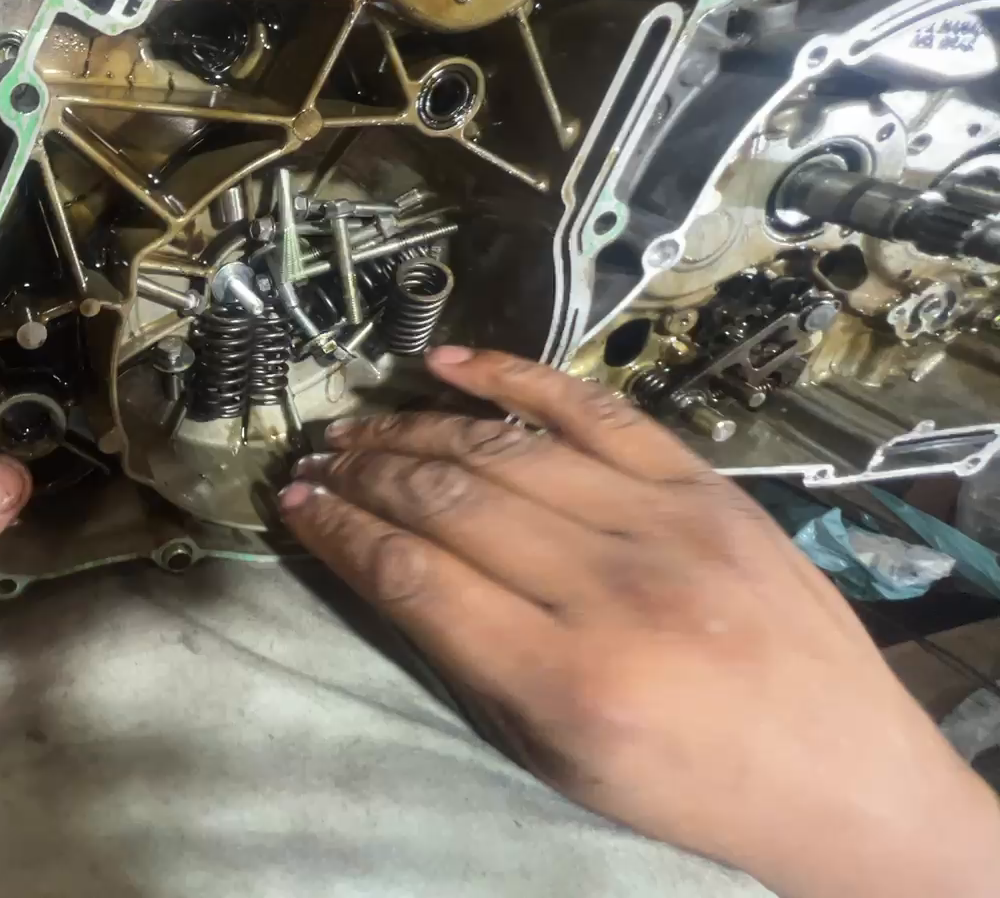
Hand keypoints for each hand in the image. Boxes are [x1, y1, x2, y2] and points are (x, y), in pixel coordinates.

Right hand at [281, 346, 999, 897]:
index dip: (336, 529)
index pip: (411, 575)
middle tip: (314, 465)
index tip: (293, 504)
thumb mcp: (543, 746)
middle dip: (360, 476)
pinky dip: (507, 376)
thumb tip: (363, 551)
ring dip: (407, 430)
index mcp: (570, 678)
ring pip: (497, 449)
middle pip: (445, 500)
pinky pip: (587, 406)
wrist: (856, 787)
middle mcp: (615, 590)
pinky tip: (443, 363)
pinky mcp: (703, 485)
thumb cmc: (676, 783)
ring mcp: (667, 523)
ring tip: (355, 430)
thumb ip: (451, 645)